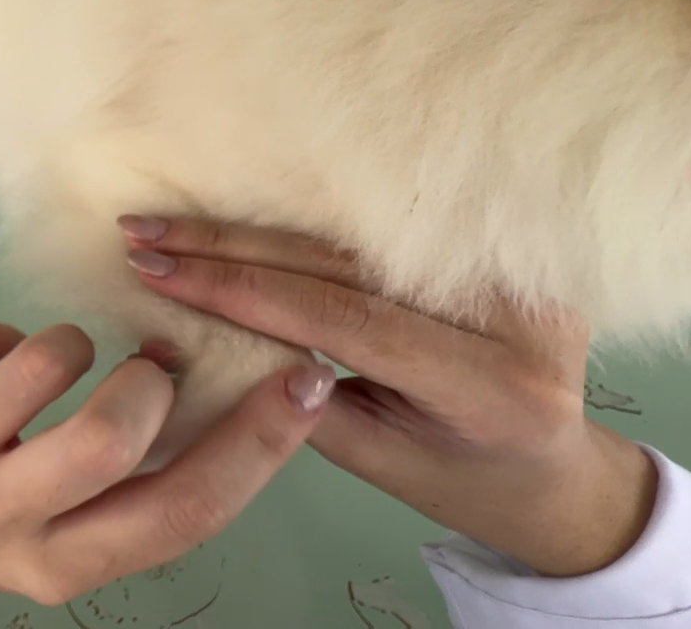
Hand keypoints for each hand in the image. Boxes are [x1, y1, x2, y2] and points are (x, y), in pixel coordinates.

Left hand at [0, 321, 334, 626]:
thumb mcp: (56, 538)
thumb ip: (119, 482)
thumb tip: (178, 382)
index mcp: (64, 563)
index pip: (178, 513)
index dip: (254, 448)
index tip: (300, 385)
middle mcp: (4, 515)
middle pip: (108, 436)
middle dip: (143, 383)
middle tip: (139, 367)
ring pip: (42, 361)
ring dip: (68, 342)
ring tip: (53, 360)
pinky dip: (3, 337)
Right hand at [122, 215, 658, 576]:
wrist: (550, 470)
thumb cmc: (452, 477)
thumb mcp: (367, 453)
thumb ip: (292, 390)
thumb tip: (194, 329)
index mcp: (491, 386)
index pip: (338, 317)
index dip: (236, 290)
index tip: (152, 274)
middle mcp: (511, 315)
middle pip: (331, 263)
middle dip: (222, 247)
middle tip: (140, 235)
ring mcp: (502, 271)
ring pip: (337, 235)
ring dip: (239, 228)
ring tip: (162, 224)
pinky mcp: (476, 249)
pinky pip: (359, 228)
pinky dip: (282, 220)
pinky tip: (222, 213)